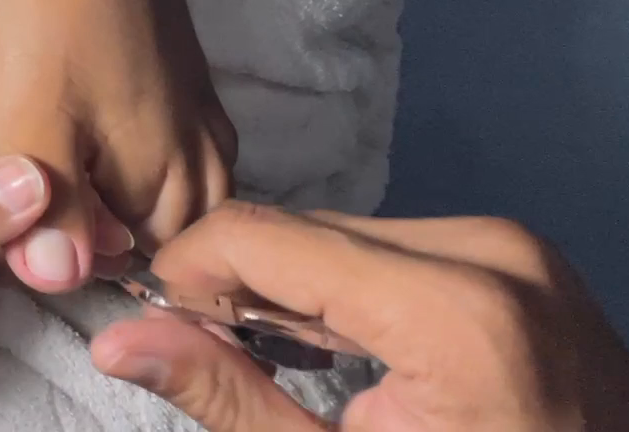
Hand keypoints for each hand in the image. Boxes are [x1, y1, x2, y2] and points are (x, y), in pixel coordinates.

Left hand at [0, 0, 236, 293]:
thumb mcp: (41, 113)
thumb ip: (49, 200)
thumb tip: (59, 282)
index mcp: (179, 165)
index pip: (157, 269)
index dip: (91, 281)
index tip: (25, 282)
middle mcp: (185, 131)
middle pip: (143, 220)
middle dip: (81, 239)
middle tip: (3, 246)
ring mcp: (160, 81)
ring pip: (123, 167)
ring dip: (70, 188)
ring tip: (7, 202)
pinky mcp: (123, 40)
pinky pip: (106, 116)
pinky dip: (67, 138)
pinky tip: (29, 133)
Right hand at [90, 201, 628, 430]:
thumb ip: (225, 397)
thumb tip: (110, 339)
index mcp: (454, 312)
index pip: (254, 234)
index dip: (186, 269)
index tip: (167, 321)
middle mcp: (487, 250)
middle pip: (290, 230)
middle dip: (235, 281)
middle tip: (226, 351)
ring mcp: (511, 248)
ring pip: (327, 230)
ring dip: (283, 281)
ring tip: (289, 353)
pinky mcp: (519, 255)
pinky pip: (378, 243)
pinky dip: (336, 282)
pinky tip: (343, 340)